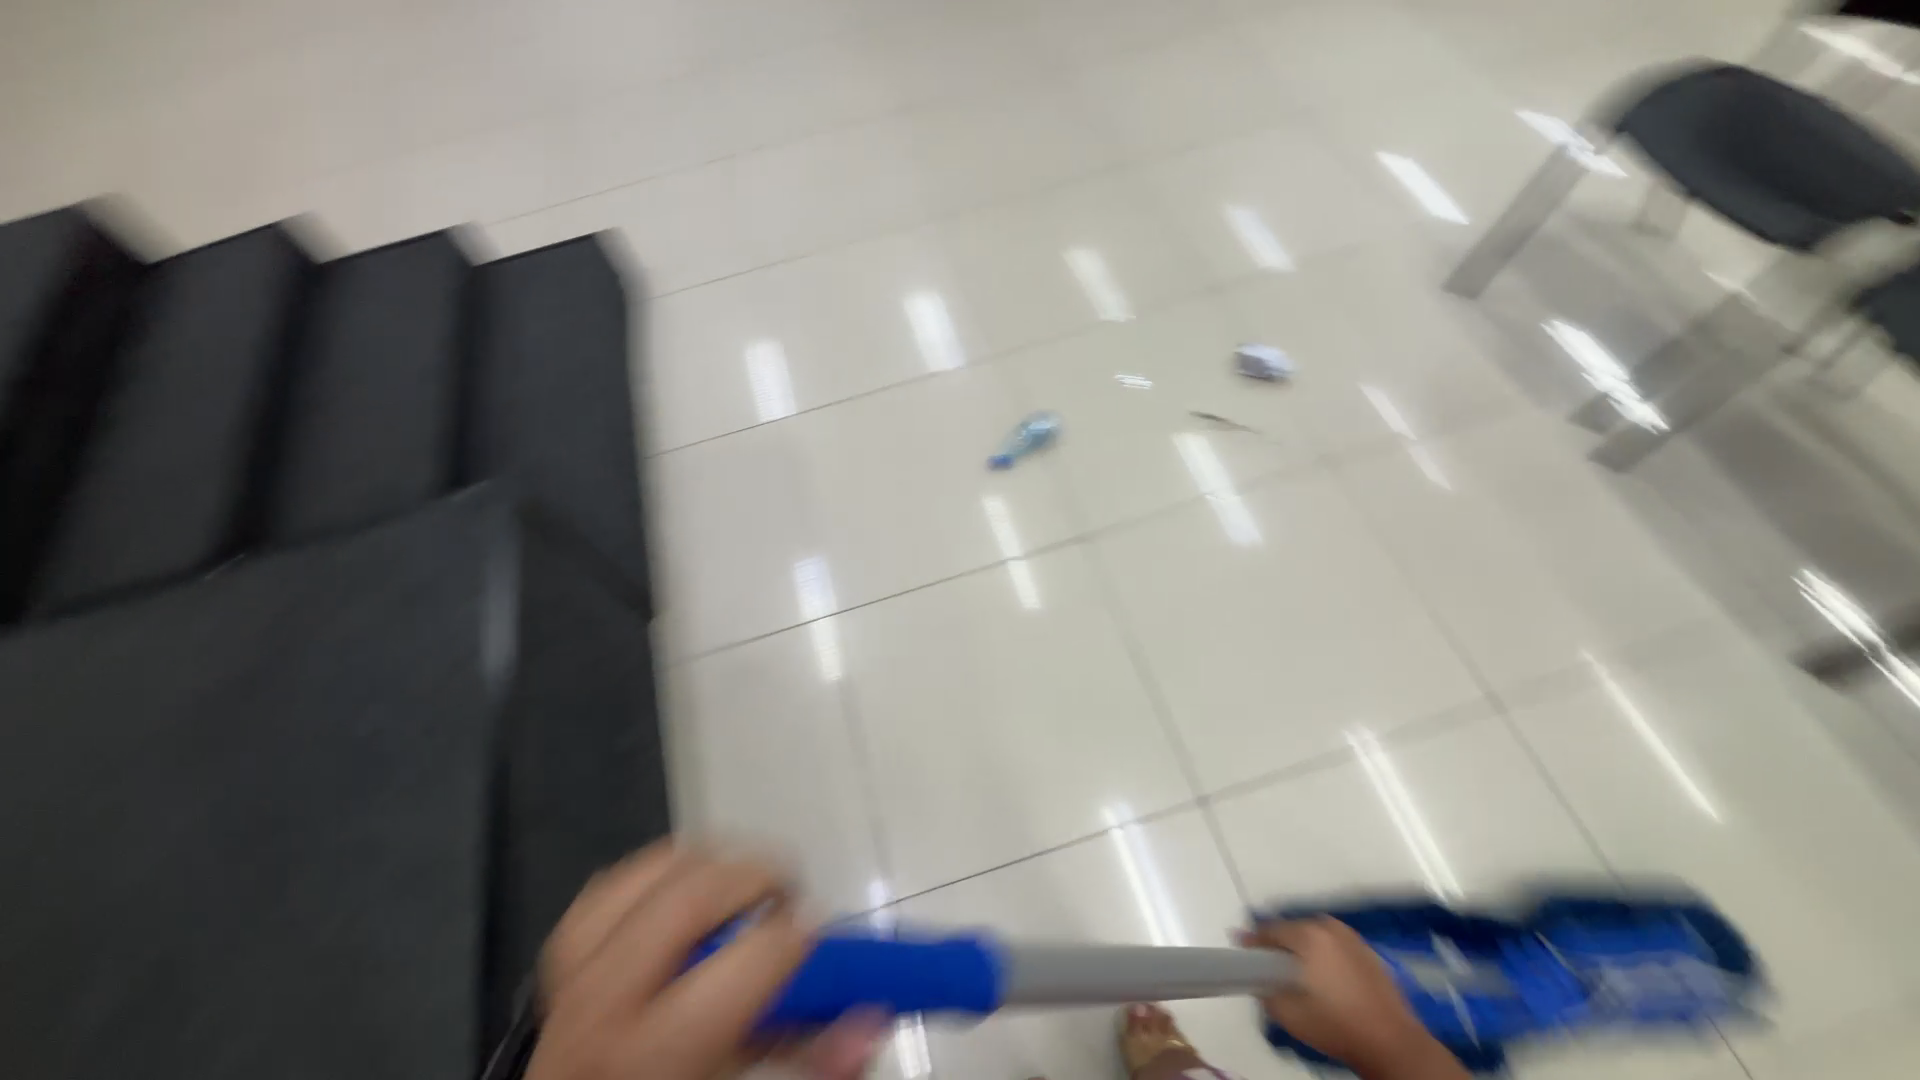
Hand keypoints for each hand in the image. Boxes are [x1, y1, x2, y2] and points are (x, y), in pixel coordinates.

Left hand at [526, 841, 885, 1079]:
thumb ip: (810, 1057)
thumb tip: (871, 1021)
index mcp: (657, 1053)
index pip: (744, 960)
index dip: (794, 934)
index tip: (816, 931)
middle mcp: (605, 1004)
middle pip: (692, 898)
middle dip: (756, 876)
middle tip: (787, 898)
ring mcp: (574, 972)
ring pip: (652, 873)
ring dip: (711, 866)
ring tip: (741, 894)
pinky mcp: (563, 948)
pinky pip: (615, 880)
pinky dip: (662, 872)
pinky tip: (689, 896)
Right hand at [1239, 918, 1461, 1079]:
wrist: (1393, 1043)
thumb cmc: (1335, 1026)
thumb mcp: (1287, 1013)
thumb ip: (1263, 989)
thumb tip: (1254, 976)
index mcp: (1307, 936)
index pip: (1268, 929)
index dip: (1252, 942)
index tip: (1243, 954)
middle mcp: (1328, 927)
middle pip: (1292, 929)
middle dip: (1278, 944)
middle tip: (1270, 967)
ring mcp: (1352, 937)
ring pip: (1315, 935)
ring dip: (1302, 947)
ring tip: (1298, 972)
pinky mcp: (1368, 951)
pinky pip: (1334, 944)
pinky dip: (1324, 953)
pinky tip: (1325, 977)